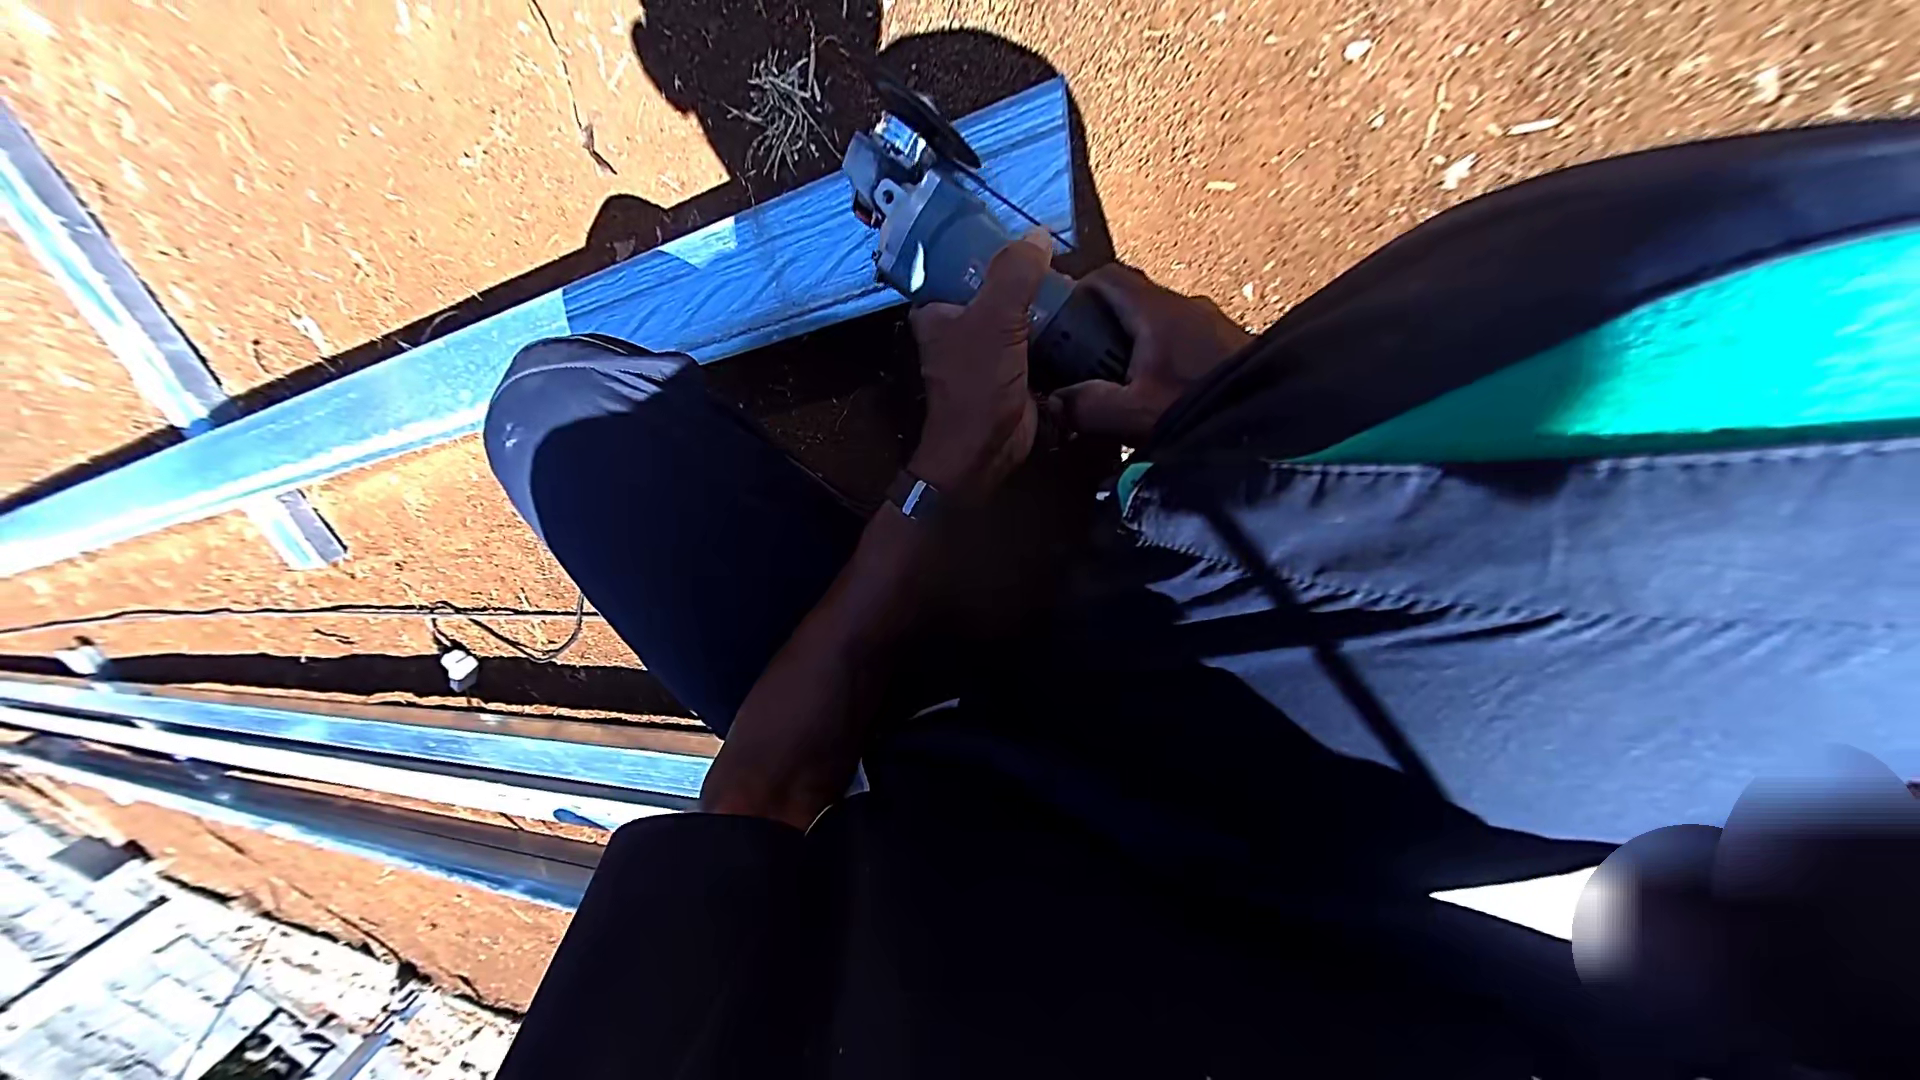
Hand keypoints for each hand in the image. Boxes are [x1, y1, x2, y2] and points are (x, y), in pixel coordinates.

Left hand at [906, 232, 1050, 498]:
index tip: (1020, 235)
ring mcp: (985, 352)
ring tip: (1070, 285)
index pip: (957, 264)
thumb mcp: (995, 319)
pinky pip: (1031, 342)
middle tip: (1056, 261)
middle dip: (1023, 277)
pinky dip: (1049, 332)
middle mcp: (957, 329)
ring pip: (1015, 316)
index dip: (987, 248)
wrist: (987, 448)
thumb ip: (1014, 274)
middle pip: (993, 289)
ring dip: (1040, 306)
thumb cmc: (977, 383)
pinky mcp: (1009, 372)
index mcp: (936, 311)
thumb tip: (1038, 237)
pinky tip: (1073, 318)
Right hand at [1045, 264, 1253, 443]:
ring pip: (1156, 324)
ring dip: (1131, 347)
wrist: (1277, 422)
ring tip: (1116, 385)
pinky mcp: (1225, 348)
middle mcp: (1186, 308)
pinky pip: (1180, 342)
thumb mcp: (1134, 414)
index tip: (1059, 318)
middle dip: (1100, 326)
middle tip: (1080, 361)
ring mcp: (1210, 326)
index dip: (1077, 291)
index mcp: (1158, 312)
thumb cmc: (1205, 409)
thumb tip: (1056, 402)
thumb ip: (1087, 406)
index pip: (1108, 277)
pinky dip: (1158, 359)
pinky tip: (1155, 395)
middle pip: (1130, 301)